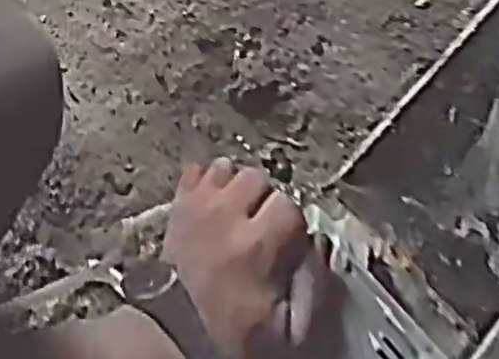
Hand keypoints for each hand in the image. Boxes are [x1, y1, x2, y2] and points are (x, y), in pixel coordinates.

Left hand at [163, 160, 334, 357]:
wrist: (179, 323)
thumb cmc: (238, 330)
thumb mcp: (291, 329)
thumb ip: (314, 286)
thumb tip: (321, 246)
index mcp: (256, 244)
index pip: (288, 204)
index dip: (294, 221)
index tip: (290, 240)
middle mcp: (225, 213)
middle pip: (256, 177)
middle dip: (266, 196)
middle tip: (264, 222)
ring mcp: (196, 202)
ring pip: (224, 167)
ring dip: (236, 184)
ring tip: (239, 210)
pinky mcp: (177, 201)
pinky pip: (195, 170)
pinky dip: (207, 180)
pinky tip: (214, 202)